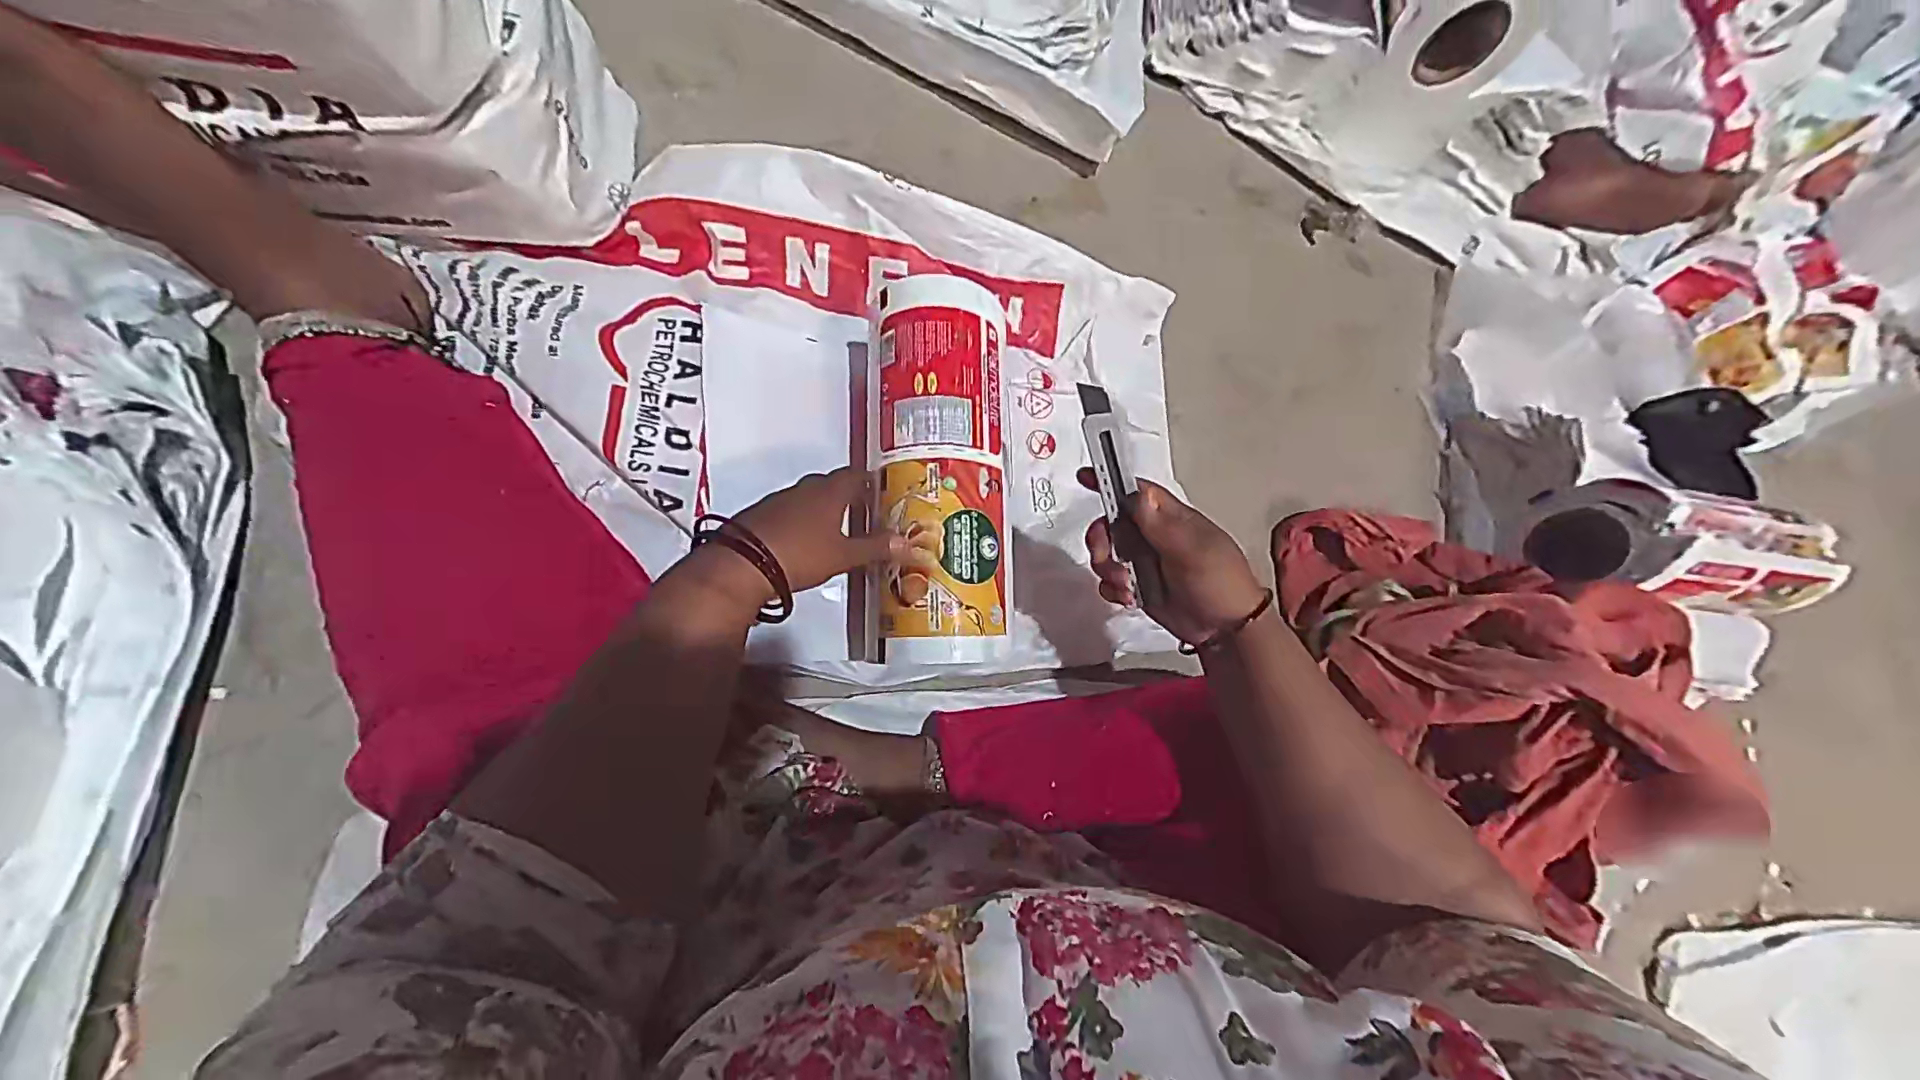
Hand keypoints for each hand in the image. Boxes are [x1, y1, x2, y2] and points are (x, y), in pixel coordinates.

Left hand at [688, 466, 904, 612]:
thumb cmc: (799, 555)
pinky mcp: (760, 516)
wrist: (741, 566)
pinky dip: (802, 520)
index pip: (854, 475)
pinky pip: (789, 511)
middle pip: (831, 484)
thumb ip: (875, 548)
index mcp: (829, 492)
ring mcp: (779, 501)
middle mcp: (804, 490)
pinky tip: (806, 540)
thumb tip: (908, 545)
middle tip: (863, 511)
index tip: (880, 488)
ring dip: (823, 508)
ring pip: (808, 498)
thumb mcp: (843, 556)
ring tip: (837, 528)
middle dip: (847, 495)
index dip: (869, 480)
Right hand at [1078, 469, 1266, 645]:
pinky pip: (1109, 580)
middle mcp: (1153, 535)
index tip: (1086, 478)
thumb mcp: (1193, 551)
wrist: (1225, 630)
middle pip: (1111, 523)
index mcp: (1169, 518)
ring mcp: (1145, 560)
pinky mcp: (1138, 584)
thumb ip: (1162, 525)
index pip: (1135, 491)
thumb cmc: (1221, 584)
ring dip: (1107, 569)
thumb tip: (1140, 495)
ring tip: (1126, 586)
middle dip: (1101, 540)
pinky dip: (1111, 588)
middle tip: (1107, 558)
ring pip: (1106, 553)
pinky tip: (1129, 598)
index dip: (1110, 482)